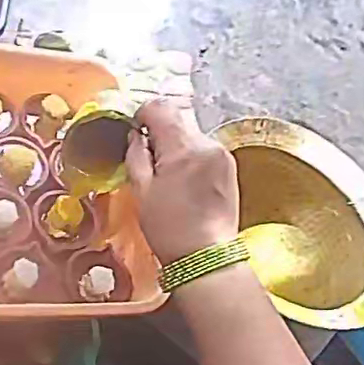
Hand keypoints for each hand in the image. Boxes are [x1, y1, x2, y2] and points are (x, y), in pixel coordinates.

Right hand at [125, 97, 240, 262]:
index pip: (160, 108)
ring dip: (176, 148)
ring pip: (191, 136)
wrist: (205, 256)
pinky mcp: (230, 168)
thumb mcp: (141, 192)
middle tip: (146, 161)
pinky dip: (190, 159)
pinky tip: (183, 185)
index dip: (142, 115)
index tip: (134, 130)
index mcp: (183, 148)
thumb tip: (135, 136)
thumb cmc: (168, 228)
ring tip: (166, 179)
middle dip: (159, 134)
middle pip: (178, 120)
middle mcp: (207, 143)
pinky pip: (204, 152)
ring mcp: (222, 155)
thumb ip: (136, 156)